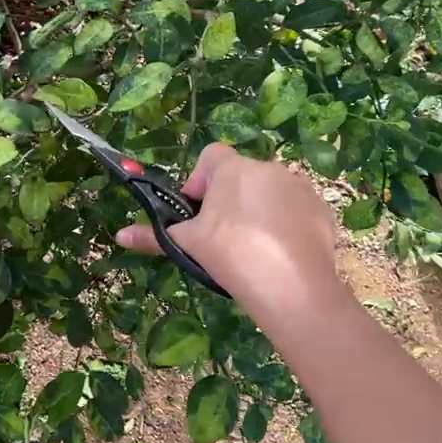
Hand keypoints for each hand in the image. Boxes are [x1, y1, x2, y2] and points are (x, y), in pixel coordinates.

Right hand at [115, 144, 338, 315]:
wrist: (293, 287)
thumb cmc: (231, 254)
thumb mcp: (187, 244)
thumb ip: (152, 236)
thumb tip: (119, 236)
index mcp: (233, 169)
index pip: (210, 155)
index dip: (199, 179)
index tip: (197, 211)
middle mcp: (269, 169)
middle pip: (239, 176)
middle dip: (228, 199)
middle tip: (219, 236)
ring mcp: (300, 189)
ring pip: (269, 193)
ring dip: (257, 211)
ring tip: (251, 249)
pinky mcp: (323, 211)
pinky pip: (295, 210)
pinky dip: (285, 225)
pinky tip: (278, 254)